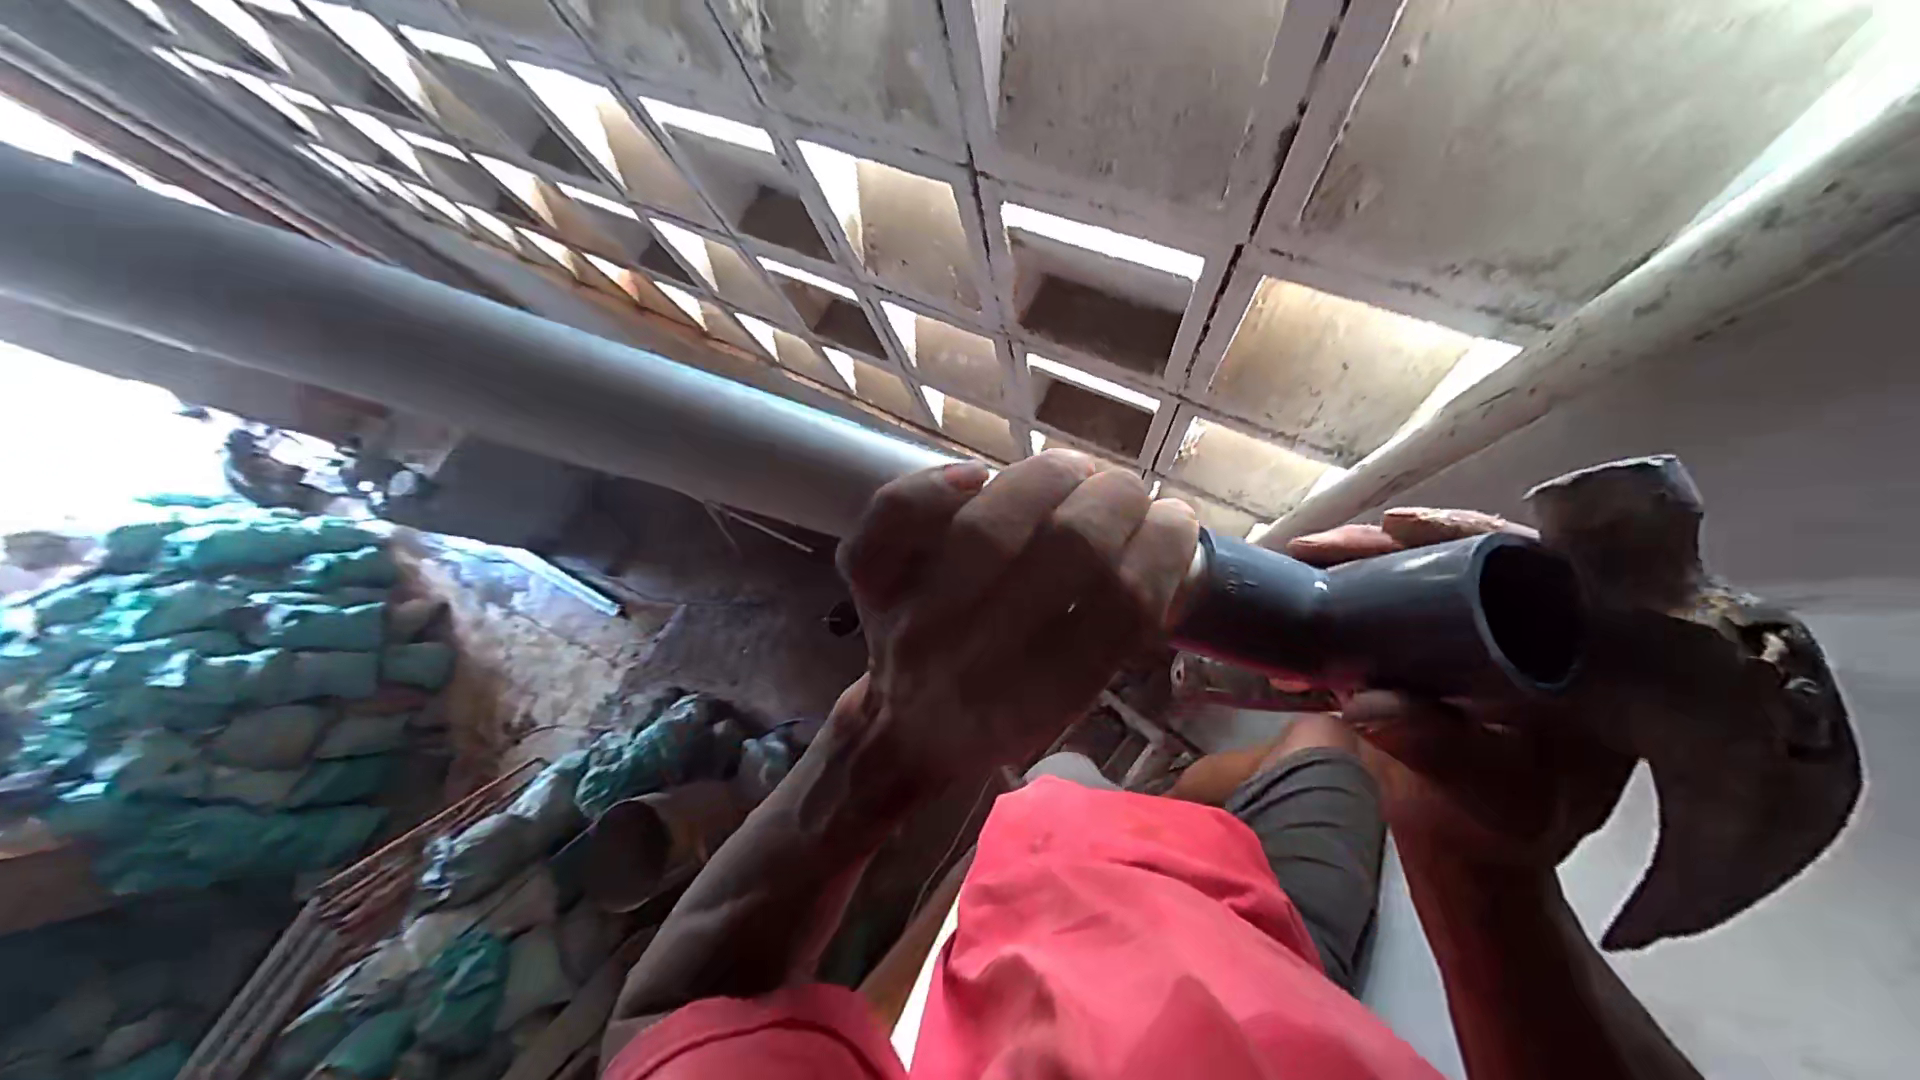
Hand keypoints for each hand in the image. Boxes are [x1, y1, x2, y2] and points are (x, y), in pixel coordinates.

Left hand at [833, 451, 1198, 791]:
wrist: (907, 729)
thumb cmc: (1003, 713)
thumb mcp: (1072, 705)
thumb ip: (1116, 635)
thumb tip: (1164, 540)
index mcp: (1036, 704)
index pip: (1120, 607)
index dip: (1164, 548)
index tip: (1177, 520)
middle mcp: (970, 662)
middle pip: (1067, 549)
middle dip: (1118, 501)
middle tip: (1129, 492)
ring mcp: (909, 617)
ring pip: (988, 524)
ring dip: (1050, 477)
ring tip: (1076, 470)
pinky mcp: (869, 581)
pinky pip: (894, 517)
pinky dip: (935, 484)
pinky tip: (977, 476)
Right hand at [1287, 509, 1634, 873]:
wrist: (1466, 849)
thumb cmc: (1507, 829)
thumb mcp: (1491, 795)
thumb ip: (1440, 750)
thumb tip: (1365, 700)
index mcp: (1579, 656)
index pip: (1536, 564)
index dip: (1469, 533)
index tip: (1400, 525)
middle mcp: (1523, 634)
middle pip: (1457, 560)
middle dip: (1383, 546)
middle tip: (1319, 547)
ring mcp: (1465, 641)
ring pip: (1411, 579)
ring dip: (1351, 567)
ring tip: (1298, 562)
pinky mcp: (1418, 653)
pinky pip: (1378, 611)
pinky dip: (1335, 603)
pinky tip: (1297, 604)